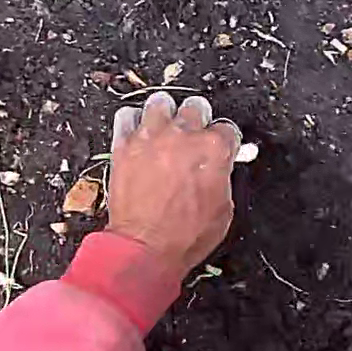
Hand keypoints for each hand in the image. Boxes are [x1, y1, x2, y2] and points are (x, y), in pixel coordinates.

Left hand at [106, 92, 239, 275]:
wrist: (145, 248)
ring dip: (166, 112)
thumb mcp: (224, 209)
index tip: (220, 147)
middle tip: (194, 134)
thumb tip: (222, 167)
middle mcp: (183, 136)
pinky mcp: (124, 146)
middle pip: (196, 106)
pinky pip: (126, 116)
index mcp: (214, 149)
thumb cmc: (184, 235)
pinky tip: (139, 132)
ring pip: (160, 102)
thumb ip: (223, 177)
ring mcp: (151, 138)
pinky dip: (133, 121)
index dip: (225, 140)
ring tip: (166, 126)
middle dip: (198, 119)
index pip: (227, 128)